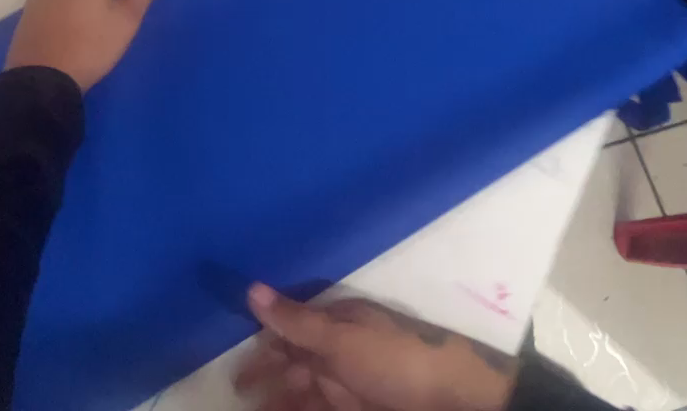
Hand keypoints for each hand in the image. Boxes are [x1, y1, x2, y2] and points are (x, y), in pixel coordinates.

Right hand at [236, 284, 516, 410]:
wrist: (451, 400)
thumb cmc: (394, 361)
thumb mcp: (341, 339)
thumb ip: (295, 320)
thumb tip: (251, 288)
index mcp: (339, 321)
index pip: (292, 328)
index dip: (263, 344)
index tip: (236, 363)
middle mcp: (342, 348)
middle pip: (296, 361)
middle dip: (267, 375)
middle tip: (236, 392)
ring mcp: (351, 382)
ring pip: (305, 390)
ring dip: (280, 400)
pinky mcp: (358, 409)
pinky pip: (320, 409)